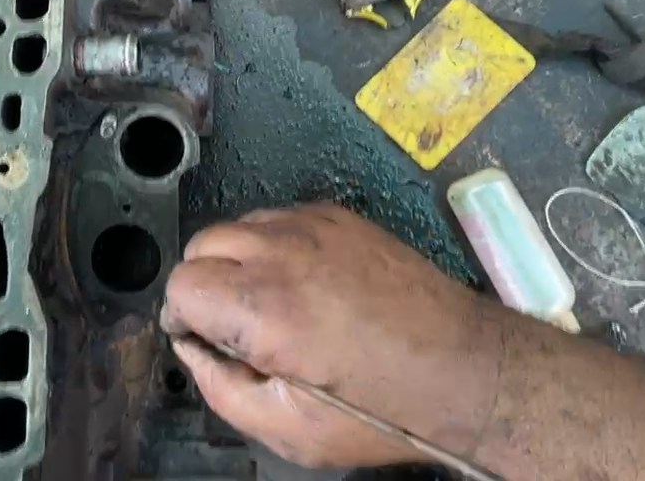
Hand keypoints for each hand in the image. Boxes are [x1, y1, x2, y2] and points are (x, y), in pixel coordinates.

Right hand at [160, 204, 506, 469]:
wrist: (464, 366)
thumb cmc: (378, 408)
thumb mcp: (290, 432)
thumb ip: (222, 390)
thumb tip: (194, 349)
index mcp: (262, 307)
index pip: (181, 283)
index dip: (183, 314)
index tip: (201, 336)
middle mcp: (277, 251)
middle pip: (201, 244)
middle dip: (204, 282)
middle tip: (233, 321)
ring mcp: (307, 223)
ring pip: (237, 225)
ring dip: (236, 258)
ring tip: (271, 299)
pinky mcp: (333, 212)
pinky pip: (276, 217)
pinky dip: (272, 244)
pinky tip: (303, 279)